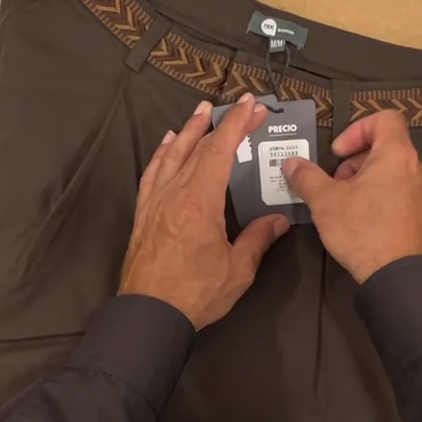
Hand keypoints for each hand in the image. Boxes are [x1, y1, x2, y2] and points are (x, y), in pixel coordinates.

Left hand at [120, 95, 291, 327]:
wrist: (149, 315)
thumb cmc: (195, 294)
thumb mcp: (237, 270)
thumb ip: (257, 239)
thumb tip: (277, 220)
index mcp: (200, 201)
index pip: (220, 150)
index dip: (237, 124)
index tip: (252, 106)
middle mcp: (174, 193)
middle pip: (198, 147)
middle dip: (221, 124)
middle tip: (240, 107)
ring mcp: (155, 202)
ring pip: (172, 154)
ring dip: (188, 130)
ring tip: (201, 112)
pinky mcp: (143, 214)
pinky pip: (152, 173)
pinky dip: (161, 153)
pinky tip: (166, 144)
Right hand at [281, 111, 421, 282]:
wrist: (398, 278)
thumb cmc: (363, 231)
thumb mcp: (325, 202)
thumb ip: (307, 177)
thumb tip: (292, 162)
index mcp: (397, 155)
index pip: (385, 119)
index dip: (357, 128)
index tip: (338, 153)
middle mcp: (417, 169)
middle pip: (387, 147)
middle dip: (356, 159)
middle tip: (336, 182)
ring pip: (393, 173)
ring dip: (367, 179)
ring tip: (346, 204)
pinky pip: (401, 194)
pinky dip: (381, 197)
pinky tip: (363, 222)